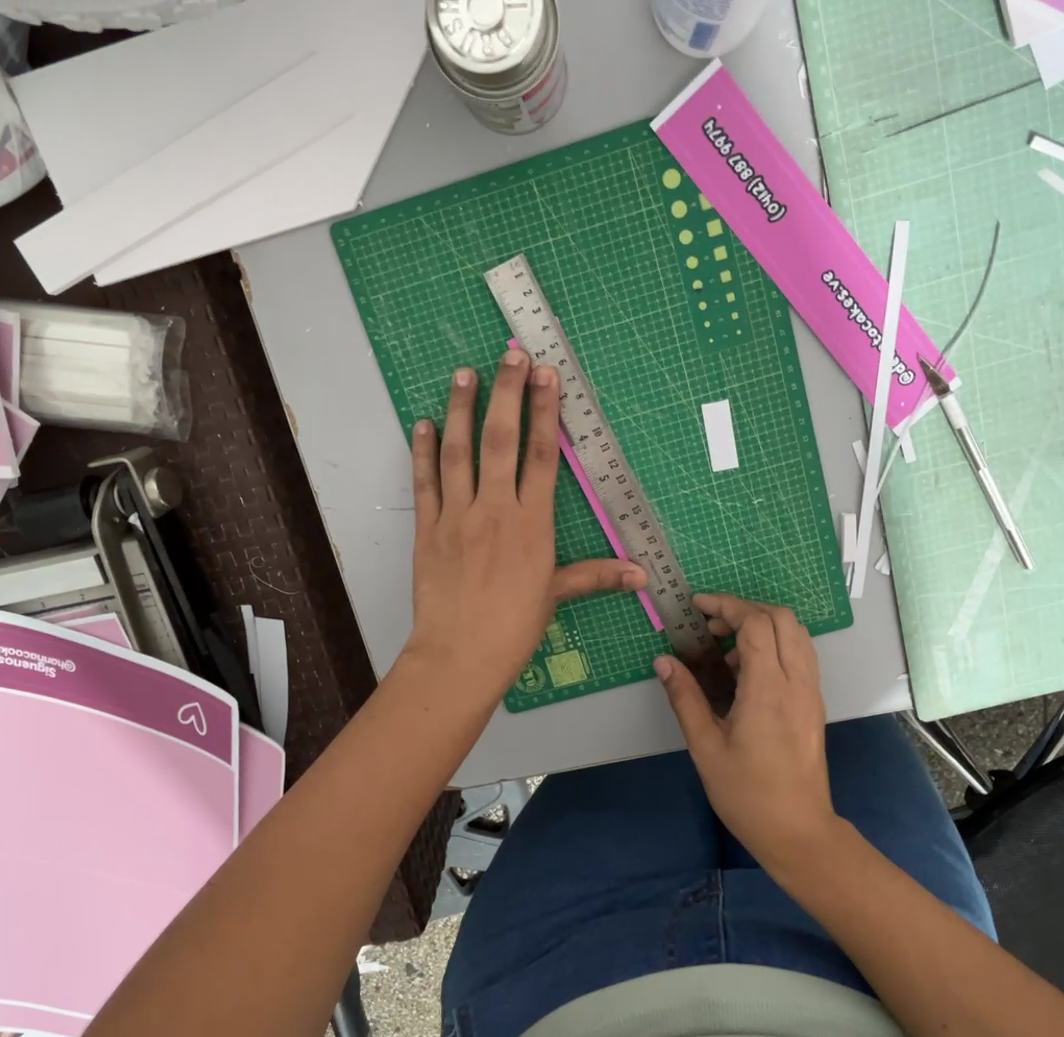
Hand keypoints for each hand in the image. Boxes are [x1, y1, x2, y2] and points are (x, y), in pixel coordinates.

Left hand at [404, 349, 646, 703]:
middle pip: (502, 440)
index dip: (546, 411)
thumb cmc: (513, 628)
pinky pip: (425, 482)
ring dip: (461, 409)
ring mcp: (457, 516)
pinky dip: (422, 451)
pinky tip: (421, 423)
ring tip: (464, 373)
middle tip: (510, 353)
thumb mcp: (556, 597)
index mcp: (532, 523)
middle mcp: (495, 509)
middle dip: (508, 393)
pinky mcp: (428, 529)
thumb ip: (596, 575)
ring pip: (459, 451)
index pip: (542, 456)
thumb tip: (642, 574)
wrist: (459, 656)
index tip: (547, 375)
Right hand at [656, 593, 837, 867]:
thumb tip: (663, 662)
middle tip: (711, 623)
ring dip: (763, 624)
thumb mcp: (706, 748)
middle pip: (782, 618)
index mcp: (768, 689)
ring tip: (726, 646)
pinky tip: (748, 670)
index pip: (755, 624)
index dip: (727, 606)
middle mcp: (797, 681)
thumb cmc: (747, 793)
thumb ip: (685, 699)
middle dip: (745, 608)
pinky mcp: (814, 703)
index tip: (698, 607)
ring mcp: (811, 691)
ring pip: (797, 633)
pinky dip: (776, 643)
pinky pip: (801, 654)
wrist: (799, 830)